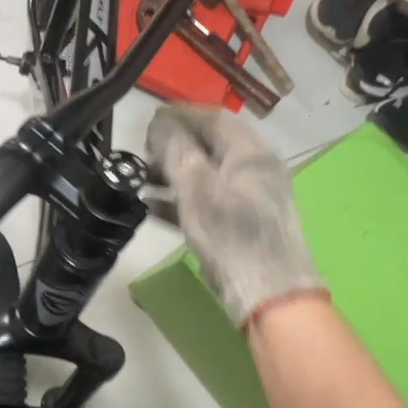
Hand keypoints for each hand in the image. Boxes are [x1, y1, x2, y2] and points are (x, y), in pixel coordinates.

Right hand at [147, 105, 324, 327]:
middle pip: (209, 146)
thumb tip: (158, 122)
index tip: (147, 119)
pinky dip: (181, 198)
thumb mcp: (195, 186)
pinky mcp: (242, 224)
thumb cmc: (230, 233)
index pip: (213, 117)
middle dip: (172, 146)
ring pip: (206, 174)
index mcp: (250, 153)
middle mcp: (255, 170)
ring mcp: (251, 198)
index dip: (179, 114)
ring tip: (140, 180)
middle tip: (141, 153)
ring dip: (172, 173)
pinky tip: (153, 207)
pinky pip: (207, 200)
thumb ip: (175, 149)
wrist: (267, 293)